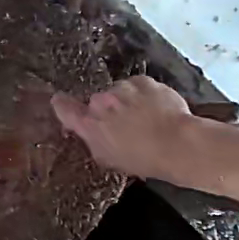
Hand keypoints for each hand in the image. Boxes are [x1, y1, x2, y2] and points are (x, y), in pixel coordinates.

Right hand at [52, 76, 199, 180]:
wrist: (177, 143)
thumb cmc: (143, 159)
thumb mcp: (109, 158)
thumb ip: (94, 140)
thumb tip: (90, 131)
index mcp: (89, 124)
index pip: (64, 108)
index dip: (62, 105)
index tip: (61, 102)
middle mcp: (101, 102)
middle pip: (98, 102)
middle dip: (108, 110)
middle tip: (125, 125)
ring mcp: (122, 88)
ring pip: (120, 92)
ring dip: (128, 102)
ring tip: (147, 119)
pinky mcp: (143, 80)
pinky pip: (139, 86)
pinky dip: (146, 95)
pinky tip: (157, 110)